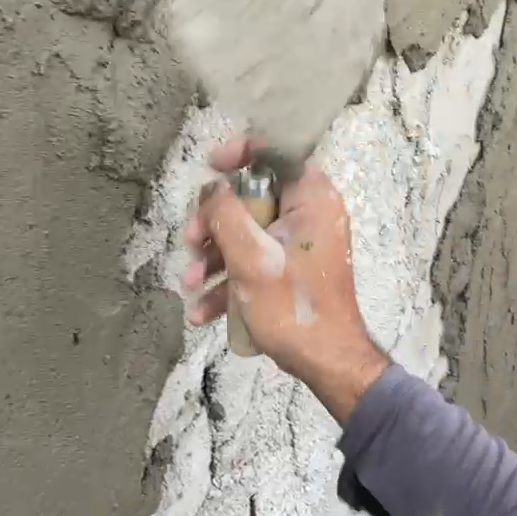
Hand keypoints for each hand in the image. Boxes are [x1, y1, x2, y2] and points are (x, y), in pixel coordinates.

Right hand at [181, 137, 388, 422]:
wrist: (325, 363)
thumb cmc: (293, 307)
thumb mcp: (250, 258)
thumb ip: (225, 214)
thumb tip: (211, 190)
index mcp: (311, 199)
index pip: (276, 152)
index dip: (239, 154)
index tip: (209, 170)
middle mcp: (308, 216)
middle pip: (249, 200)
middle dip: (212, 226)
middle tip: (190, 244)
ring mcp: (297, 248)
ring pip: (244, 236)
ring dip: (212, 260)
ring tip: (191, 285)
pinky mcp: (288, 275)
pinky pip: (252, 267)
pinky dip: (227, 285)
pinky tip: (202, 312)